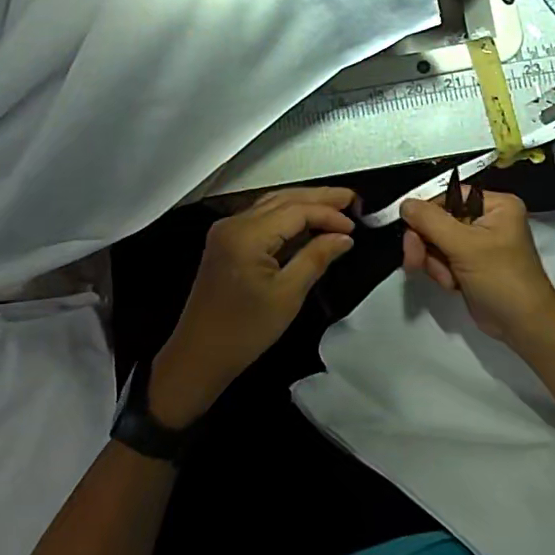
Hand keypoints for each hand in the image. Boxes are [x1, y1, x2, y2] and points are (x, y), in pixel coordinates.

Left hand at [150, 187, 356, 426]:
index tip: (355, 224)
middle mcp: (233, 224)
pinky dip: (288, 217)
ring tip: (336, 206)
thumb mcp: (288, 295)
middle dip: (318, 198)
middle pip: (283, 199)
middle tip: (351, 199)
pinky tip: (308, 223)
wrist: (200, 356)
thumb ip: (316, 257)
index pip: (296, 210)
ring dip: (304, 203)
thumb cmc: (243, 331)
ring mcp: (227, 232)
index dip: (328, 213)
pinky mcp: (226, 243)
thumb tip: (343, 236)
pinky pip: (262, 218)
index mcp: (246, 235)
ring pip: (272, 204)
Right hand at [400, 190, 554, 349]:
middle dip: (426, 242)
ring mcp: (477, 242)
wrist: (522, 326)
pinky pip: (441, 257)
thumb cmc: (502, 280)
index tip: (407, 228)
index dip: (426, 211)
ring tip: (447, 279)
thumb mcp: (465, 246)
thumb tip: (405, 204)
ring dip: (433, 261)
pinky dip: (440, 270)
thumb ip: (431, 221)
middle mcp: (487, 218)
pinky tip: (452, 284)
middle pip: (438, 219)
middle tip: (415, 261)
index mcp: (496, 205)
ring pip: (435, 240)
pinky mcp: (469, 263)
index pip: (449, 195)